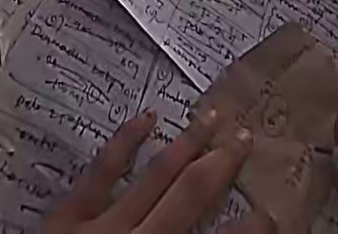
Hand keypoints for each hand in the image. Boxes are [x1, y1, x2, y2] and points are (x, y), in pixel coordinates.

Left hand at [46, 109, 271, 233]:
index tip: (271, 211)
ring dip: (187, 144)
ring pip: (155, 176)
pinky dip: (126, 142)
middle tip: (244, 135)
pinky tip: (147, 118)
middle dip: (220, 165)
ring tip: (212, 116)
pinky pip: (101, 172)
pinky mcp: (67, 219)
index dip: (247, 231)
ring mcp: (100, 230)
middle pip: (189, 198)